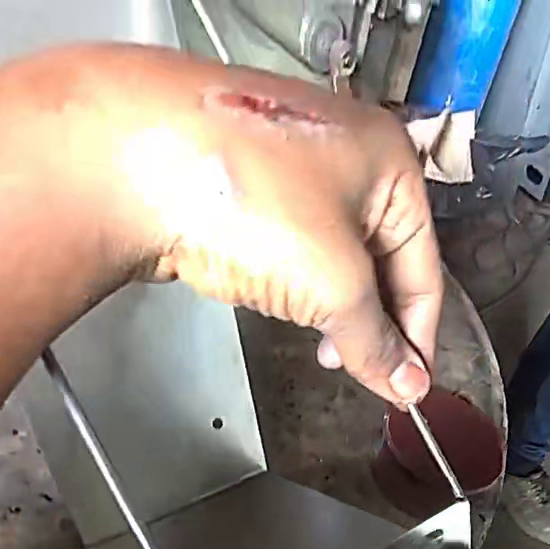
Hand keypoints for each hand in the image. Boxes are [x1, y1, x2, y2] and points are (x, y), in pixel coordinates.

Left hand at [57, 47, 438, 405]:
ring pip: (341, 262)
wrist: (124, 162)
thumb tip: (411, 388)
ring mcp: (296, 169)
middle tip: (368, 375)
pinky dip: (305, 290)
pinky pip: (300, 252)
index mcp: (390, 163)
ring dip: (341, 314)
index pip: (424, 270)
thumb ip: (377, 343)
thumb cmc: (253, 206)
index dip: (419, 337)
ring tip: (328, 353)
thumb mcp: (334, 285)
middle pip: (384, 266)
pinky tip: (292, 311)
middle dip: (376, 326)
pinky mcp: (253, 189)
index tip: (411, 389)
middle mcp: (350, 158)